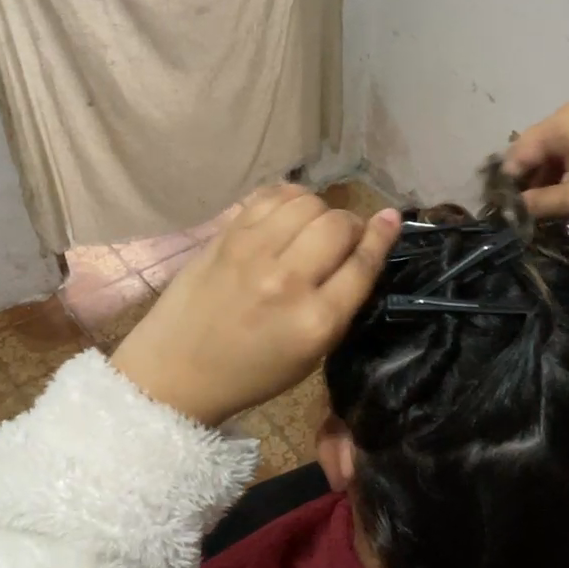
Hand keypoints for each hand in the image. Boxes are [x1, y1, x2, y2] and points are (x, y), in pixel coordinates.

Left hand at [110, 186, 400, 424]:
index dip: (383, 236)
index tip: (392, 218)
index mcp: (315, 322)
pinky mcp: (226, 236)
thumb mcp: (312, 353)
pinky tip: (287, 217)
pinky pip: (272, 195)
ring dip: (320, 211)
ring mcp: (252, 253)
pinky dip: (289, 199)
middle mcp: (287, 281)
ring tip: (312, 228)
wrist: (175, 371)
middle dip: (350, 226)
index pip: (362, 263)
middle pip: (338, 225)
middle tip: (342, 239)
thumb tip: (369, 249)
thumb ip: (342, 303)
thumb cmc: (252, 371)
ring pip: (307, 203)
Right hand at [503, 102, 568, 242]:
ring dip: (548, 181)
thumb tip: (513, 209)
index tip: (502, 213)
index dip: (508, 183)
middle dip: (528, 182)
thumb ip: (540, 203)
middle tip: (523, 217)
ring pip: (557, 152)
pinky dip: (568, 174)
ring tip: (546, 213)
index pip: (518, 151)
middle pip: (537, 149)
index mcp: (563, 122)